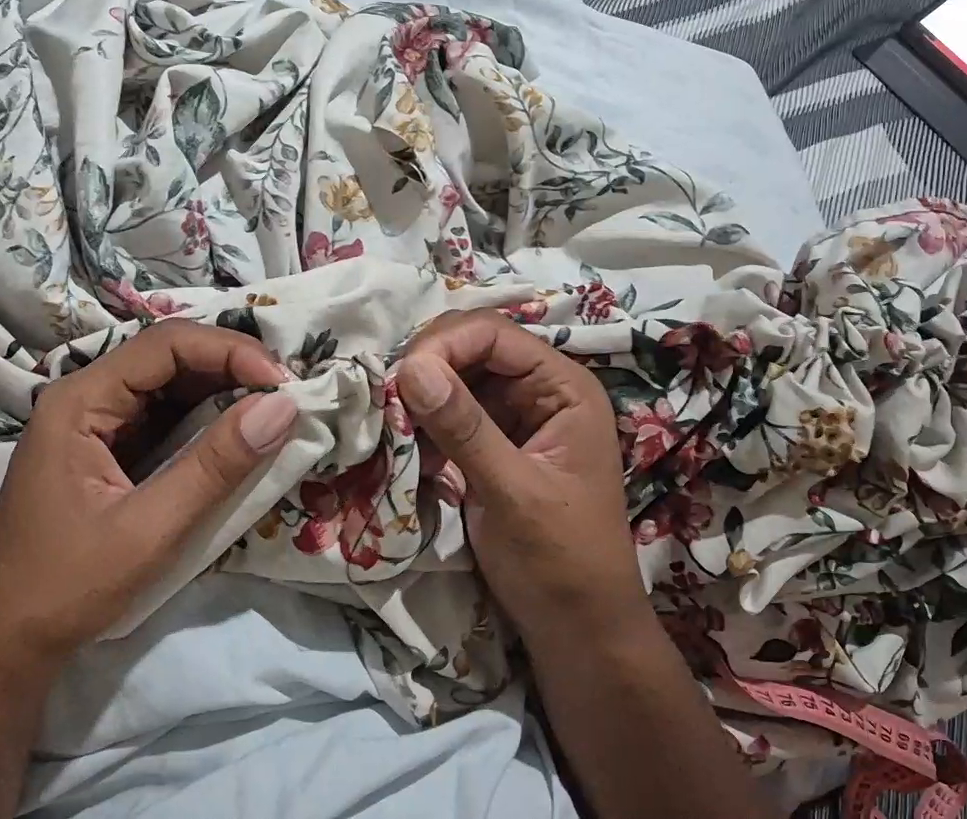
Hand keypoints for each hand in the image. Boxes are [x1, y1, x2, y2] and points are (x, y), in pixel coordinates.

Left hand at [0, 319, 299, 666]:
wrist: (3, 642)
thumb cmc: (66, 586)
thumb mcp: (149, 529)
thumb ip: (215, 466)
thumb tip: (283, 407)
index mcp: (80, 401)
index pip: (165, 345)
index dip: (229, 352)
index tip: (283, 384)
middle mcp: (84, 398)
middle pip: (166, 358)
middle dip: (230, 369)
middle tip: (288, 397)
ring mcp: (92, 425)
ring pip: (166, 387)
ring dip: (221, 395)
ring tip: (273, 413)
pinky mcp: (103, 452)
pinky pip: (160, 420)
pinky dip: (202, 424)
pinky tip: (236, 438)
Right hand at [395, 309, 644, 636]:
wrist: (577, 631)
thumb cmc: (561, 562)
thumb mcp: (513, 493)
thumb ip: (464, 428)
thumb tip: (411, 367)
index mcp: (565, 388)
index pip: (494, 335)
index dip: (443, 345)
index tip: (399, 379)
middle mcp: (541, 390)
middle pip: (470, 347)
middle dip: (427, 367)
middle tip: (389, 401)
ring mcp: (514, 415)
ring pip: (453, 377)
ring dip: (419, 397)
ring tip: (394, 425)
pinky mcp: (490, 442)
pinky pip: (447, 412)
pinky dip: (422, 423)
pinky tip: (407, 447)